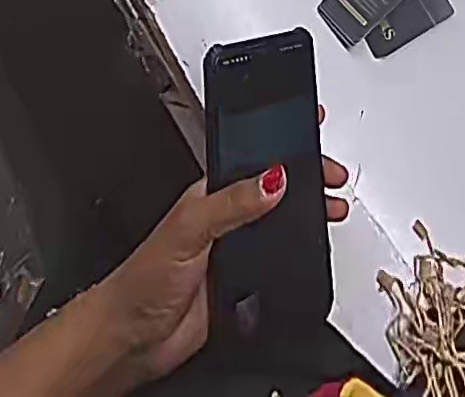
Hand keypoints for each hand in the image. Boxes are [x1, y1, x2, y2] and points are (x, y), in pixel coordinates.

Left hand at [0, 105, 349, 396]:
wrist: (131, 340)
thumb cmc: (142, 279)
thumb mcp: (189, 228)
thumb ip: (232, 202)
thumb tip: (274, 179)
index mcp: (214, 190)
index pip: (255, 154)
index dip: (284, 138)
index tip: (311, 124)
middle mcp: (228, 213)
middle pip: (276, 183)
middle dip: (308, 172)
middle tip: (332, 173)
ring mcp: (238, 244)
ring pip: (282, 217)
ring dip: (308, 208)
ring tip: (332, 204)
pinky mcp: (246, 275)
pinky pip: (281, 254)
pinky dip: (300, 247)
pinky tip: (311, 244)